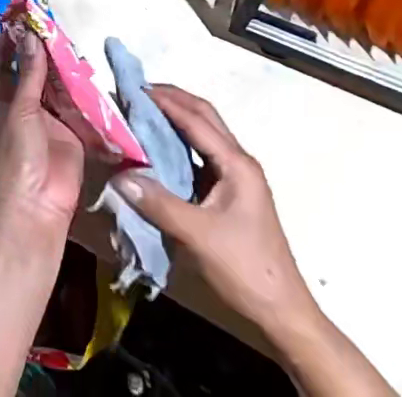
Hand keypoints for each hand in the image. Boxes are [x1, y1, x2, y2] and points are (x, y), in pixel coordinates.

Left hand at [0, 30, 83, 227]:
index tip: (22, 16)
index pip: (10, 64)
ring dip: (67, 70)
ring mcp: (53, 120)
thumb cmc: (20, 154)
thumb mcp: (22, 111)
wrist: (39, 204)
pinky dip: (88, 94)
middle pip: (39, 73)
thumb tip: (31, 38)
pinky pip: (83, 109)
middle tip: (57, 25)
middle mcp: (30, 106)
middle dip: (47, 53)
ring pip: (61, 88)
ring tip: (77, 43)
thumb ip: (30, 76)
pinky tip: (96, 75)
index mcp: (7, 100)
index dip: (15, 42)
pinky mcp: (76, 134)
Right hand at [110, 85, 314, 332]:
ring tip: (136, 112)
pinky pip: (195, 155)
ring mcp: (233, 179)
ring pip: (200, 134)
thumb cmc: (245, 269)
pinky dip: (173, 142)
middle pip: (203, 117)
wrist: (281, 313)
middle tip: (133, 92)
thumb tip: (120, 174)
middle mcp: (238, 164)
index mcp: (237, 165)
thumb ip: (158, 202)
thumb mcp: (198, 235)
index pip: (195, 119)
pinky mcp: (225, 194)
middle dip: (170, 99)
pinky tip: (150, 148)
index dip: (163, 100)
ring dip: (171, 118)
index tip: (129, 87)